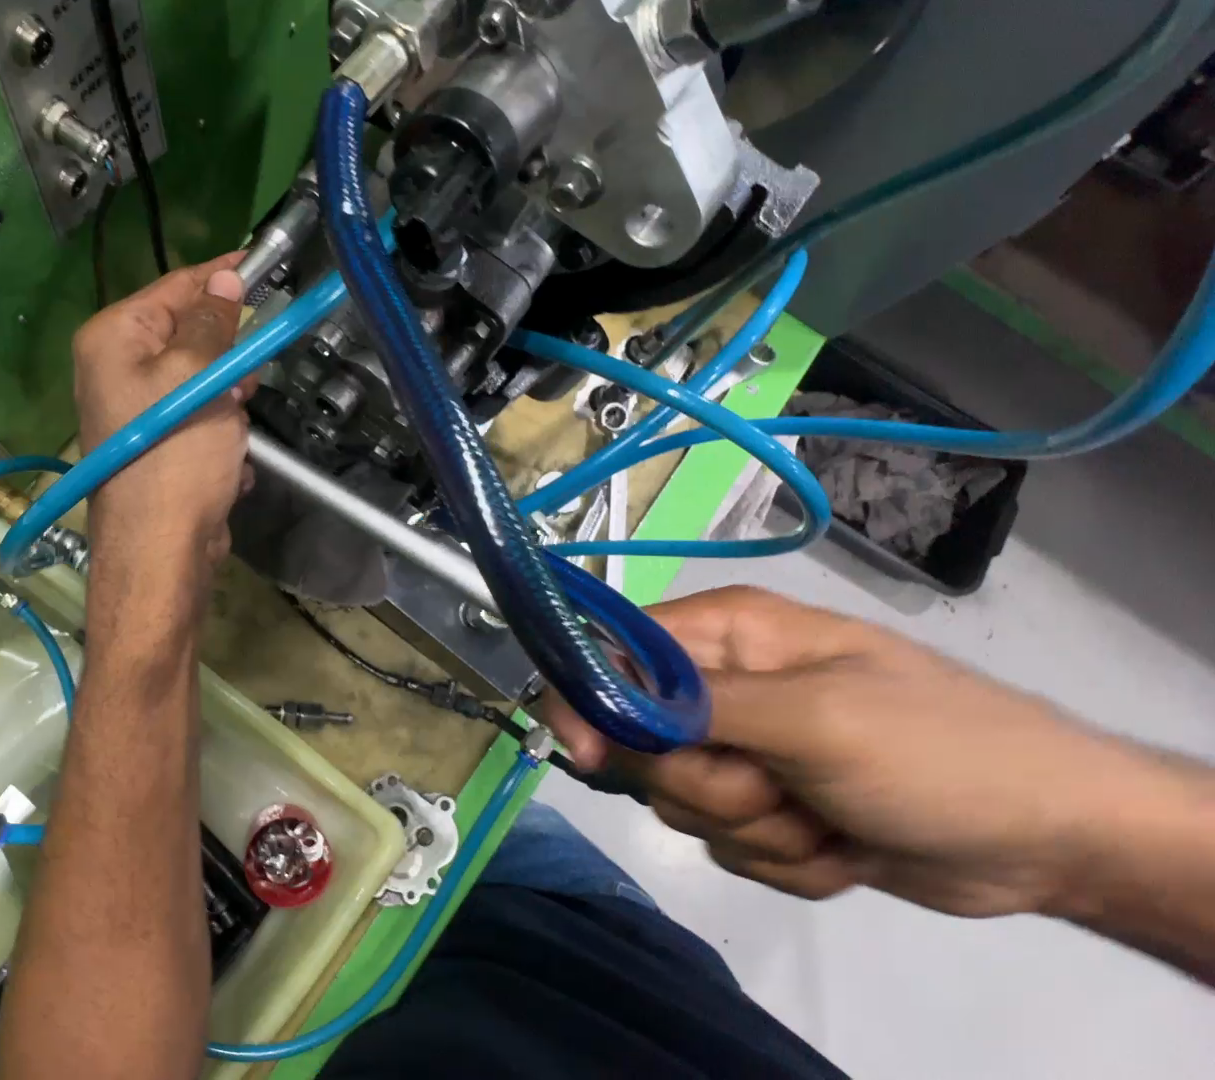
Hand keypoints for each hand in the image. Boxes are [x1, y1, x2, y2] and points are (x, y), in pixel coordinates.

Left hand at [73, 253, 249, 566]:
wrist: (162, 547)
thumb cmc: (176, 455)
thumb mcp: (199, 376)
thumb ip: (212, 322)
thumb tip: (224, 279)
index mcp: (113, 338)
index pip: (174, 287)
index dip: (220, 277)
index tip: (264, 267)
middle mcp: (115, 366)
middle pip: (187, 333)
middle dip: (226, 353)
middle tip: (245, 381)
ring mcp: (135, 407)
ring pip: (200, 376)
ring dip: (227, 398)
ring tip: (234, 427)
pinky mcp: (157, 441)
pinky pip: (198, 414)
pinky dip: (219, 430)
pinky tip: (225, 457)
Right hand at [543, 586, 1135, 917]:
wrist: (1055, 841)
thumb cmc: (939, 751)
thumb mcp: (813, 718)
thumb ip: (691, 708)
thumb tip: (588, 704)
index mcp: (725, 637)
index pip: (610, 654)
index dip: (586, 701)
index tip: (589, 756)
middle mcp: (720, 688)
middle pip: (638, 745)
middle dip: (706, 785)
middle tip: (777, 788)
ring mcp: (743, 752)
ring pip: (681, 802)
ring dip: (754, 828)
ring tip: (827, 817)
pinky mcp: (765, 809)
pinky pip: (724, 844)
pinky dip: (783, 859)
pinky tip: (841, 845)